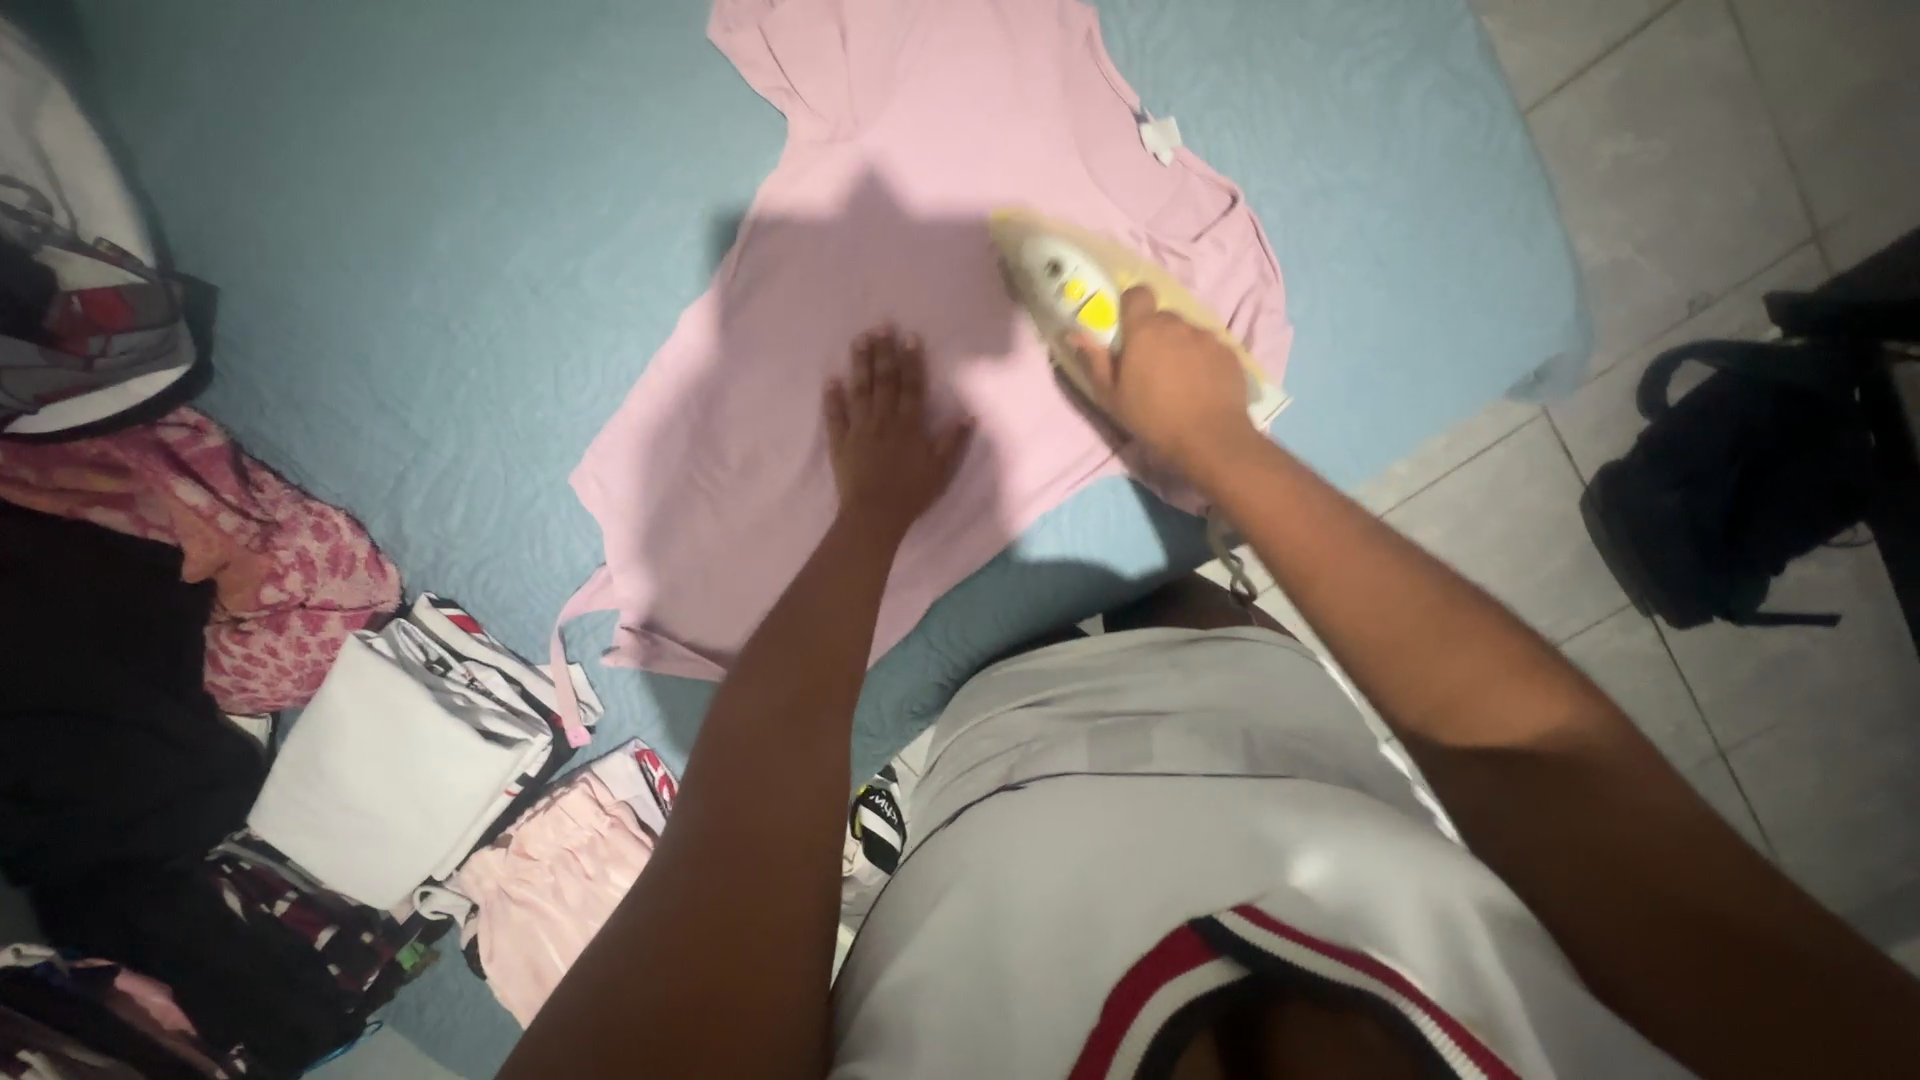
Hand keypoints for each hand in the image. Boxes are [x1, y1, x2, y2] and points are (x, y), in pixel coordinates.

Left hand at [824, 327, 973, 541]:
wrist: (875, 514)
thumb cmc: (912, 493)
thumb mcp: (941, 469)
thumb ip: (953, 441)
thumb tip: (969, 414)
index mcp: (909, 425)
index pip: (912, 386)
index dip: (912, 360)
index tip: (910, 336)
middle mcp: (883, 420)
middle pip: (884, 380)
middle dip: (883, 352)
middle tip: (880, 325)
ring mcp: (859, 429)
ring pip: (860, 390)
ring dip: (859, 364)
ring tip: (858, 340)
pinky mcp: (841, 443)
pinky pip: (835, 416)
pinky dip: (832, 398)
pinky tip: (831, 379)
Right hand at [1072, 285, 1254, 467]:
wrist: (1209, 438)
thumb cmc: (1152, 419)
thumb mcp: (1112, 397)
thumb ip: (1094, 362)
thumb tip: (1075, 335)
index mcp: (1144, 331)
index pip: (1138, 293)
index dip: (1132, 304)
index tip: (1128, 326)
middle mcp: (1178, 325)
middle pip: (1163, 317)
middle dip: (1155, 334)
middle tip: (1150, 365)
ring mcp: (1207, 337)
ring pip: (1188, 332)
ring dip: (1180, 347)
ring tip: (1179, 379)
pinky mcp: (1229, 352)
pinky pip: (1210, 347)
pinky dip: (1203, 360)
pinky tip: (1201, 386)